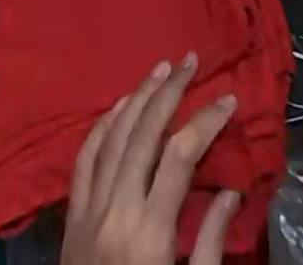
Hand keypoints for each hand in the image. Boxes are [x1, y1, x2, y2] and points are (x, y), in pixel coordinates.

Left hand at [62, 54, 241, 264]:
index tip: (229, 99)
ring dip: (137, 97)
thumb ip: (211, 243)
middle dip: (170, 91)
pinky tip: (118, 106)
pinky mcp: (70, 219)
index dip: (206, 120)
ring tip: (159, 68)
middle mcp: (115, 211)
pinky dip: (101, 126)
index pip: (181, 155)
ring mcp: (87, 212)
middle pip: (143, 133)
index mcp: (149, 232)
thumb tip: (232, 191)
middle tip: (190, 60)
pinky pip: (83, 161)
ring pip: (112, 138)